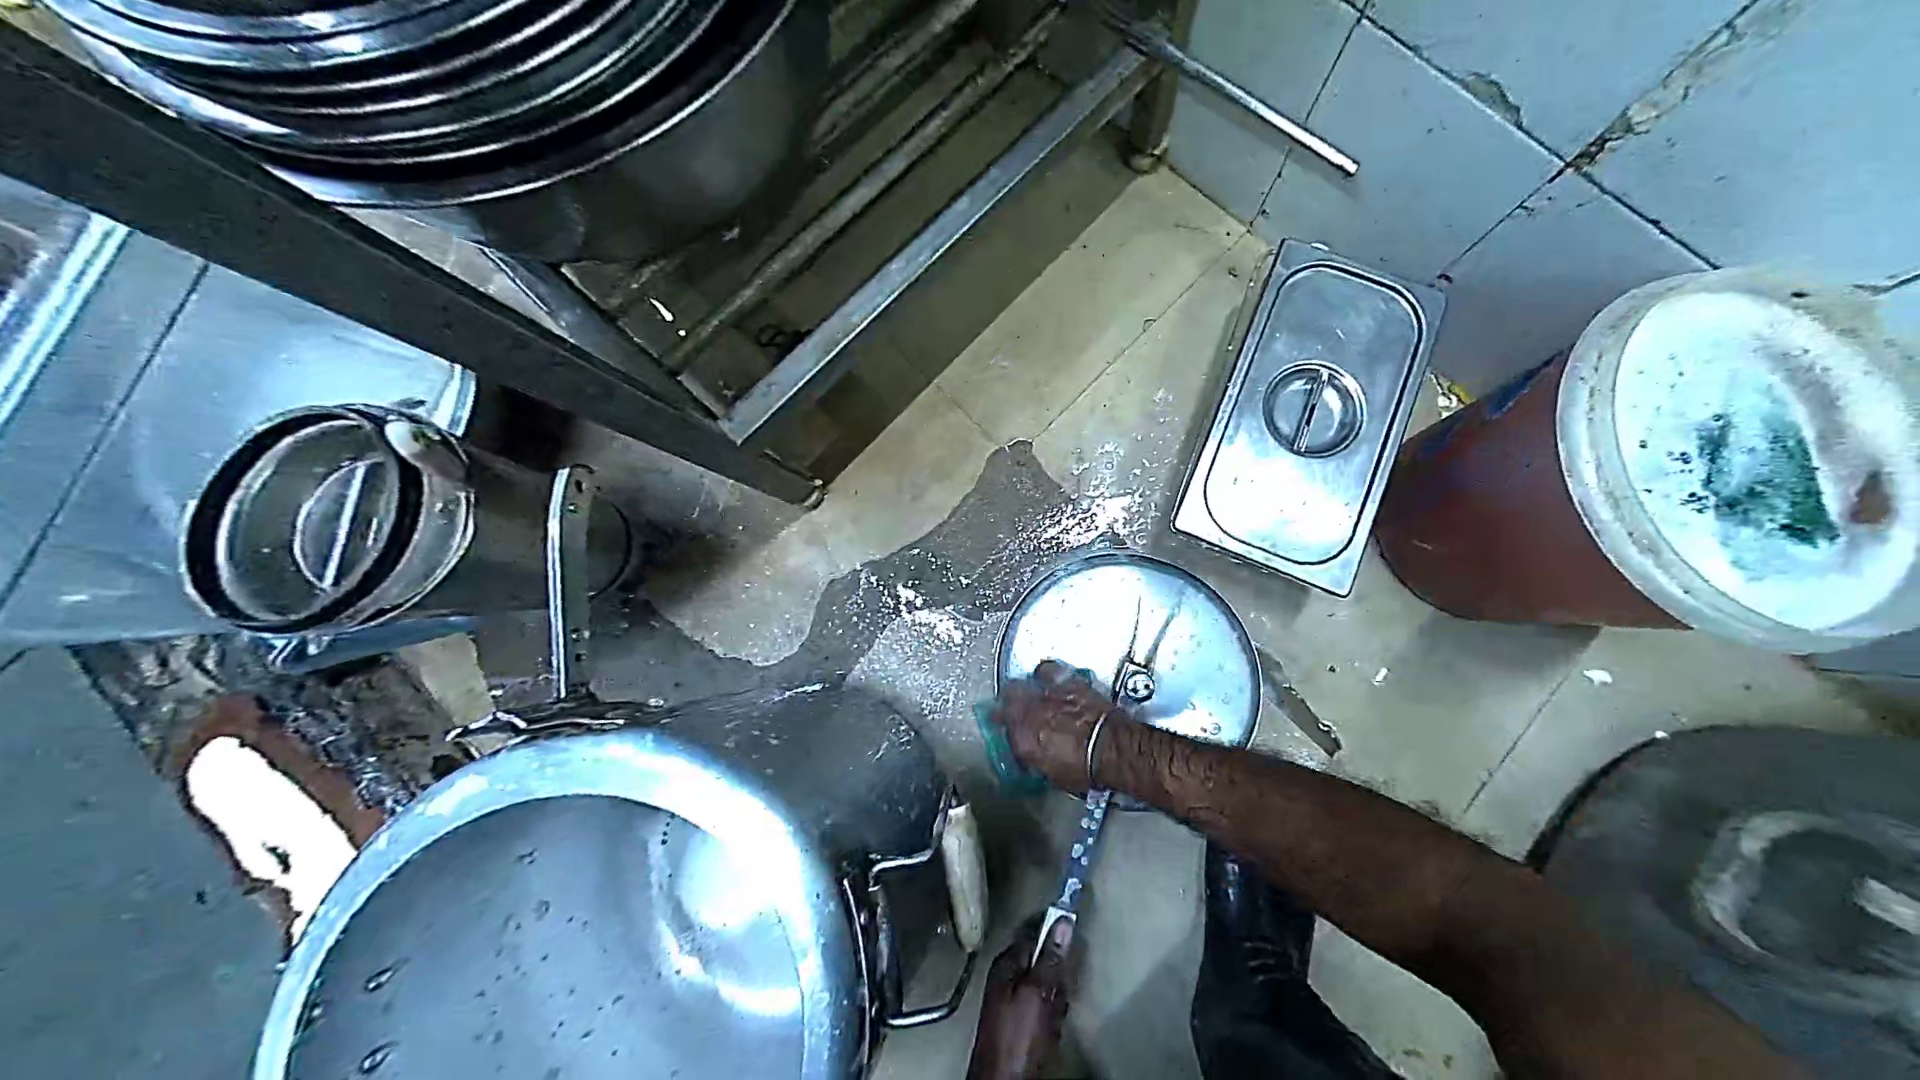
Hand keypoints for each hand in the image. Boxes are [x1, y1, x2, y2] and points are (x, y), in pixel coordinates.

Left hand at [967, 918, 1072, 1079]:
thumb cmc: (1017, 1036)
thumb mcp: (1037, 993)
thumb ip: (1050, 958)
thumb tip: (1064, 921)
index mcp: (1006, 964)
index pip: (1034, 934)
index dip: (1054, 940)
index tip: (1072, 946)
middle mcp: (1007, 978)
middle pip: (1044, 964)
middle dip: (1058, 980)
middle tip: (1059, 996)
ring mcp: (1013, 1002)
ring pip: (1048, 990)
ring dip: (1057, 1003)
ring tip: (1054, 1019)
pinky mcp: (1022, 1024)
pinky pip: (1046, 1012)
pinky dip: (1052, 1021)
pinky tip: (1050, 1032)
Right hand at [994, 661, 1125, 793]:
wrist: (1113, 749)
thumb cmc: (1088, 767)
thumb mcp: (1055, 776)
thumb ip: (1038, 762)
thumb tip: (1038, 759)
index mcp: (1023, 741)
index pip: (1004, 733)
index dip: (1005, 731)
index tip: (1008, 733)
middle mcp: (1029, 714)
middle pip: (1006, 701)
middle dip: (1007, 704)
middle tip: (1011, 708)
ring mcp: (1046, 696)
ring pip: (1021, 684)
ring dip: (1023, 689)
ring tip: (1027, 691)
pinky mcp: (1066, 684)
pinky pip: (1048, 670)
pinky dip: (1047, 673)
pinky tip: (1049, 677)